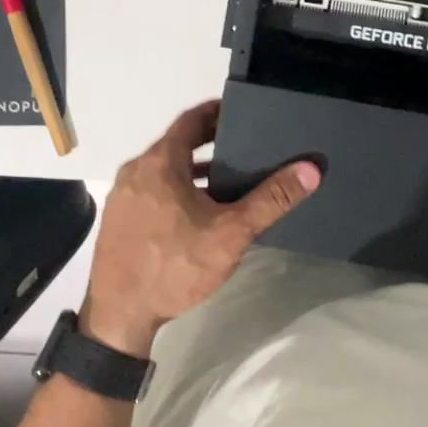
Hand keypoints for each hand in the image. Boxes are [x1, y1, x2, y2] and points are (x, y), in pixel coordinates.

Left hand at [82, 101, 320, 357]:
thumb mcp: (231, 234)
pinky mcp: (117, 219)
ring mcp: (122, 196)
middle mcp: (136, 170)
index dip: (216, 112)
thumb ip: (271, 200)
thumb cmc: (175, 266)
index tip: (239, 110)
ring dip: (190, 168)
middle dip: (207, 141)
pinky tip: (195, 211)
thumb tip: (310, 170)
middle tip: (241, 143)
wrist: (119, 316)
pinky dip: (173, 188)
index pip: (190, 120)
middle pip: (175, 143)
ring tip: (224, 176)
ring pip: (161, 169)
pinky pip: (150, 189)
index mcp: (160, 162)